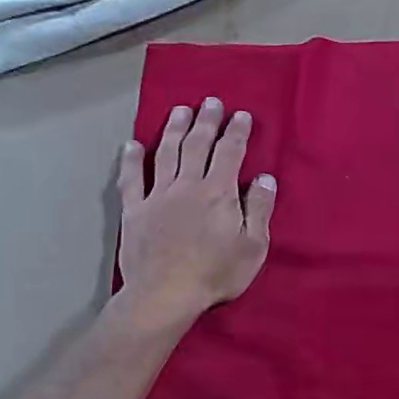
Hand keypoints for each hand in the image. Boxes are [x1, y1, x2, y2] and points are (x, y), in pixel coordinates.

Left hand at [116, 99, 275, 326]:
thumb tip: (266, 179)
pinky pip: (131, 179)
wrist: (165, 295)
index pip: (230, 153)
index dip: (237, 132)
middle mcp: (187, 186)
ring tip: (180, 110)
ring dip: (173, 129)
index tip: (242, 115)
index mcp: (219, 192)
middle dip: (206, 121)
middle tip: (211, 102)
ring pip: (166, 153)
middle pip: (196, 145)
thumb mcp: (253, 245)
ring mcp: (157, 196)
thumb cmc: (217, 273)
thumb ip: (260, 209)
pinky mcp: (135, 211)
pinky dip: (131, 160)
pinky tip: (133, 145)